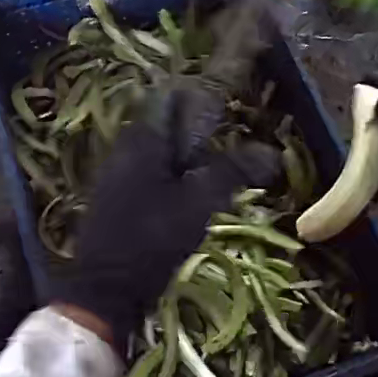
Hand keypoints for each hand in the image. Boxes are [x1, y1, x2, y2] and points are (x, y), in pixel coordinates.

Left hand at [47, 83, 276, 346]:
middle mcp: (126, 147)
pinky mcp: (118, 196)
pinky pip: (151, 167)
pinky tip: (193, 185)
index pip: (169, 94)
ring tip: (218, 154)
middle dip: (196, 118)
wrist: (106, 287)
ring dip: (186, 145)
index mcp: (143, 139)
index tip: (228, 94)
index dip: (198, 89)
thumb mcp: (199, 202)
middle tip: (230, 126)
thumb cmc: (152, 238)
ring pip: (158, 144)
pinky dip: (175, 166)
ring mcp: (118, 172)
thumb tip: (272, 151)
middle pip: (163, 118)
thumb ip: (233, 171)